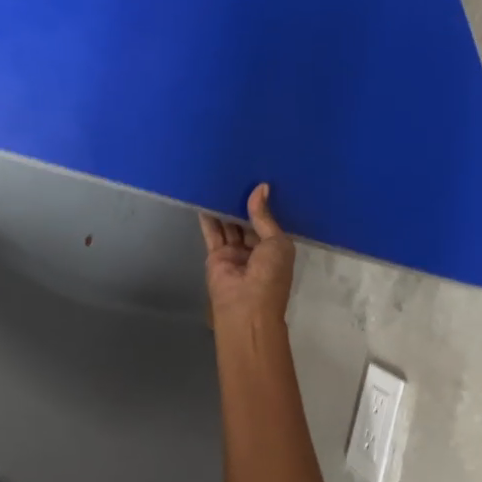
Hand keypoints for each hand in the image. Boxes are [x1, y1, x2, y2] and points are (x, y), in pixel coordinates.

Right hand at [199, 184, 295, 328]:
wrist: (246, 308)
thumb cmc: (271, 276)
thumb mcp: (276, 243)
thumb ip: (264, 216)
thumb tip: (261, 188)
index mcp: (276, 248)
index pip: (268, 221)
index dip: (264, 203)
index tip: (259, 179)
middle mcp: (256, 250)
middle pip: (247, 221)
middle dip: (242, 202)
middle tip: (237, 173)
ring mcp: (235, 252)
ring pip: (229, 225)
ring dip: (225, 207)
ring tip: (220, 180)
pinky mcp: (216, 255)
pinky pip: (213, 232)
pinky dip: (208, 217)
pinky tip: (204, 197)